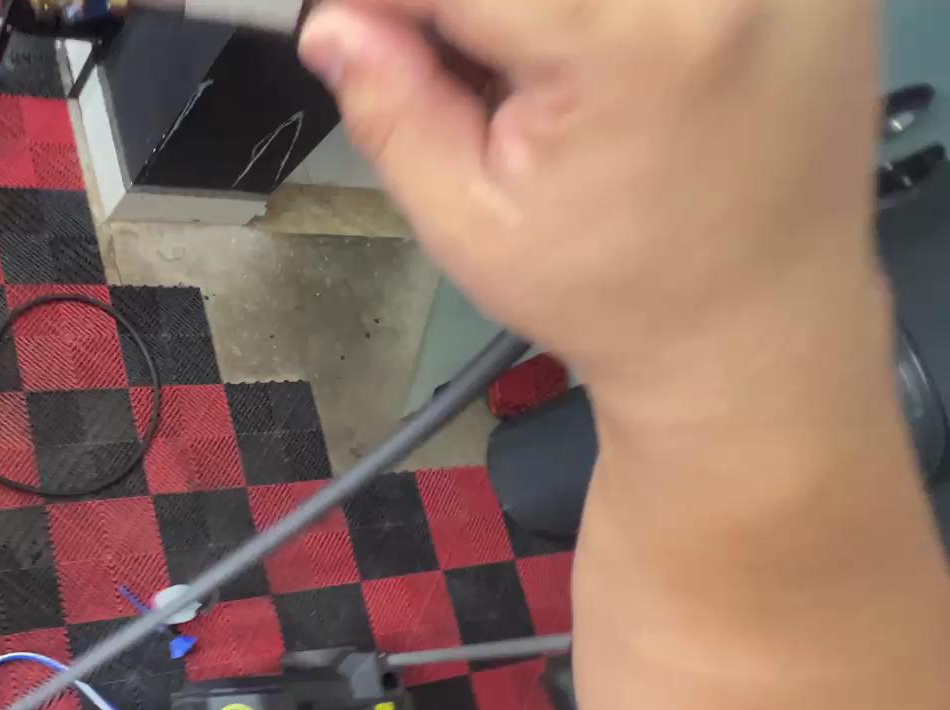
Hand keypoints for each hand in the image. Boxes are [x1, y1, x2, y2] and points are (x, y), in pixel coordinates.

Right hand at [297, 0, 888, 410]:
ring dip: (506, 6)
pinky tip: (567, 59)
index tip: (338, 20)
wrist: (745, 310)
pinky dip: (573, 7)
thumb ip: (393, 111)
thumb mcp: (461, 220)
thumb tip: (331, 27)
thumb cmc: (597, 285)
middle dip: (444, 1)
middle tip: (411, 52)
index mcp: (627, 40)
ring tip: (500, 74)